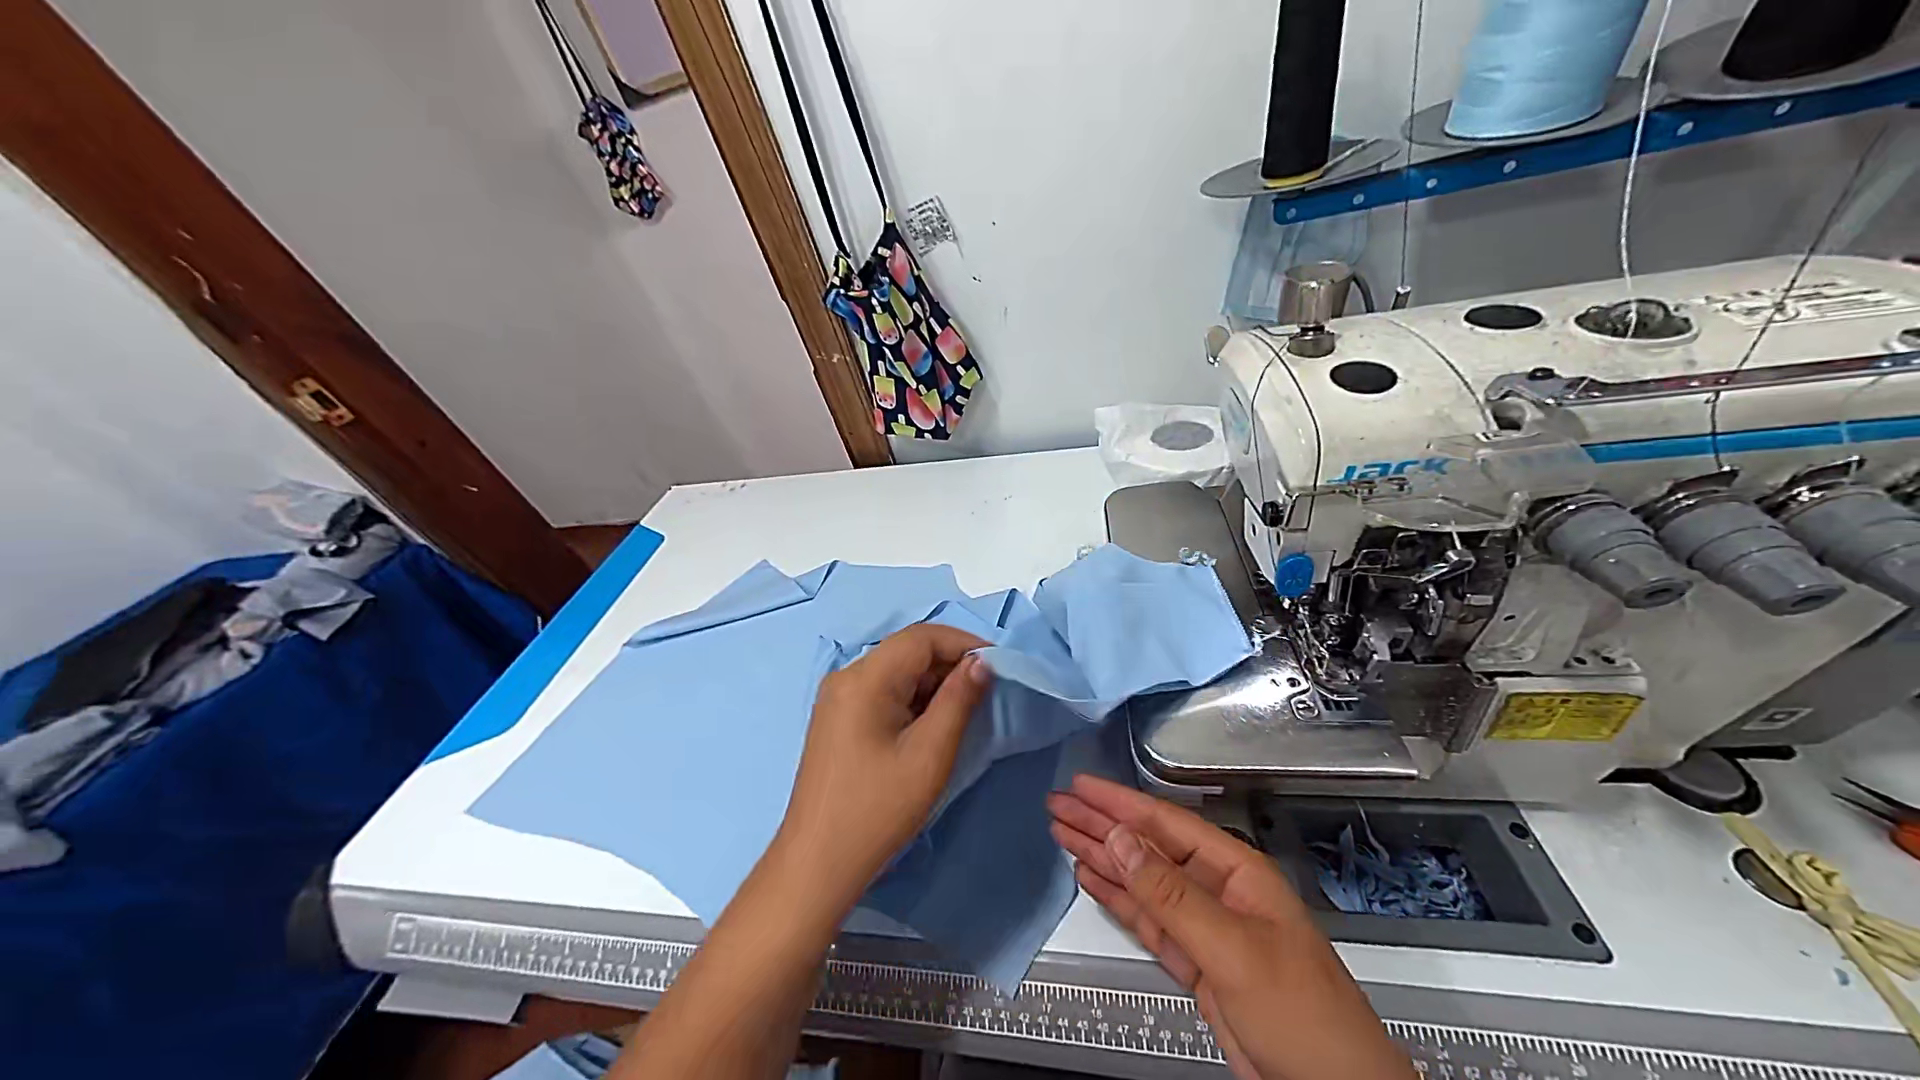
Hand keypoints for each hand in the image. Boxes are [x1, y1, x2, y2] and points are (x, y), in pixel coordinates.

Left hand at [774, 624, 993, 908]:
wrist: (819, 862)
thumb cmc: (878, 808)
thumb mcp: (930, 753)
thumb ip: (959, 699)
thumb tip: (981, 662)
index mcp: (864, 678)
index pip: (921, 637)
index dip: (963, 643)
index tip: (999, 665)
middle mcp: (846, 677)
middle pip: (907, 651)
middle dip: (950, 664)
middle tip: (987, 691)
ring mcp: (838, 698)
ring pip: (896, 671)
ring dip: (933, 683)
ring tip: (966, 710)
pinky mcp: (838, 719)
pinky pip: (883, 692)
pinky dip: (913, 699)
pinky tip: (933, 724)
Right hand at [1049, 775, 1414, 1079]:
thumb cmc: (1303, 1015)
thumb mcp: (1233, 948)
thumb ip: (1170, 893)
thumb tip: (1119, 840)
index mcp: (1236, 871)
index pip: (1166, 823)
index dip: (1120, 803)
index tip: (1080, 787)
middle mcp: (1217, 889)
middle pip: (1148, 847)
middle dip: (1101, 825)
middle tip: (1057, 807)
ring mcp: (1204, 926)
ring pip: (1141, 880)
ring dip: (1102, 857)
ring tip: (1062, 834)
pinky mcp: (1195, 960)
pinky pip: (1146, 918)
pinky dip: (1117, 898)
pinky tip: (1091, 879)